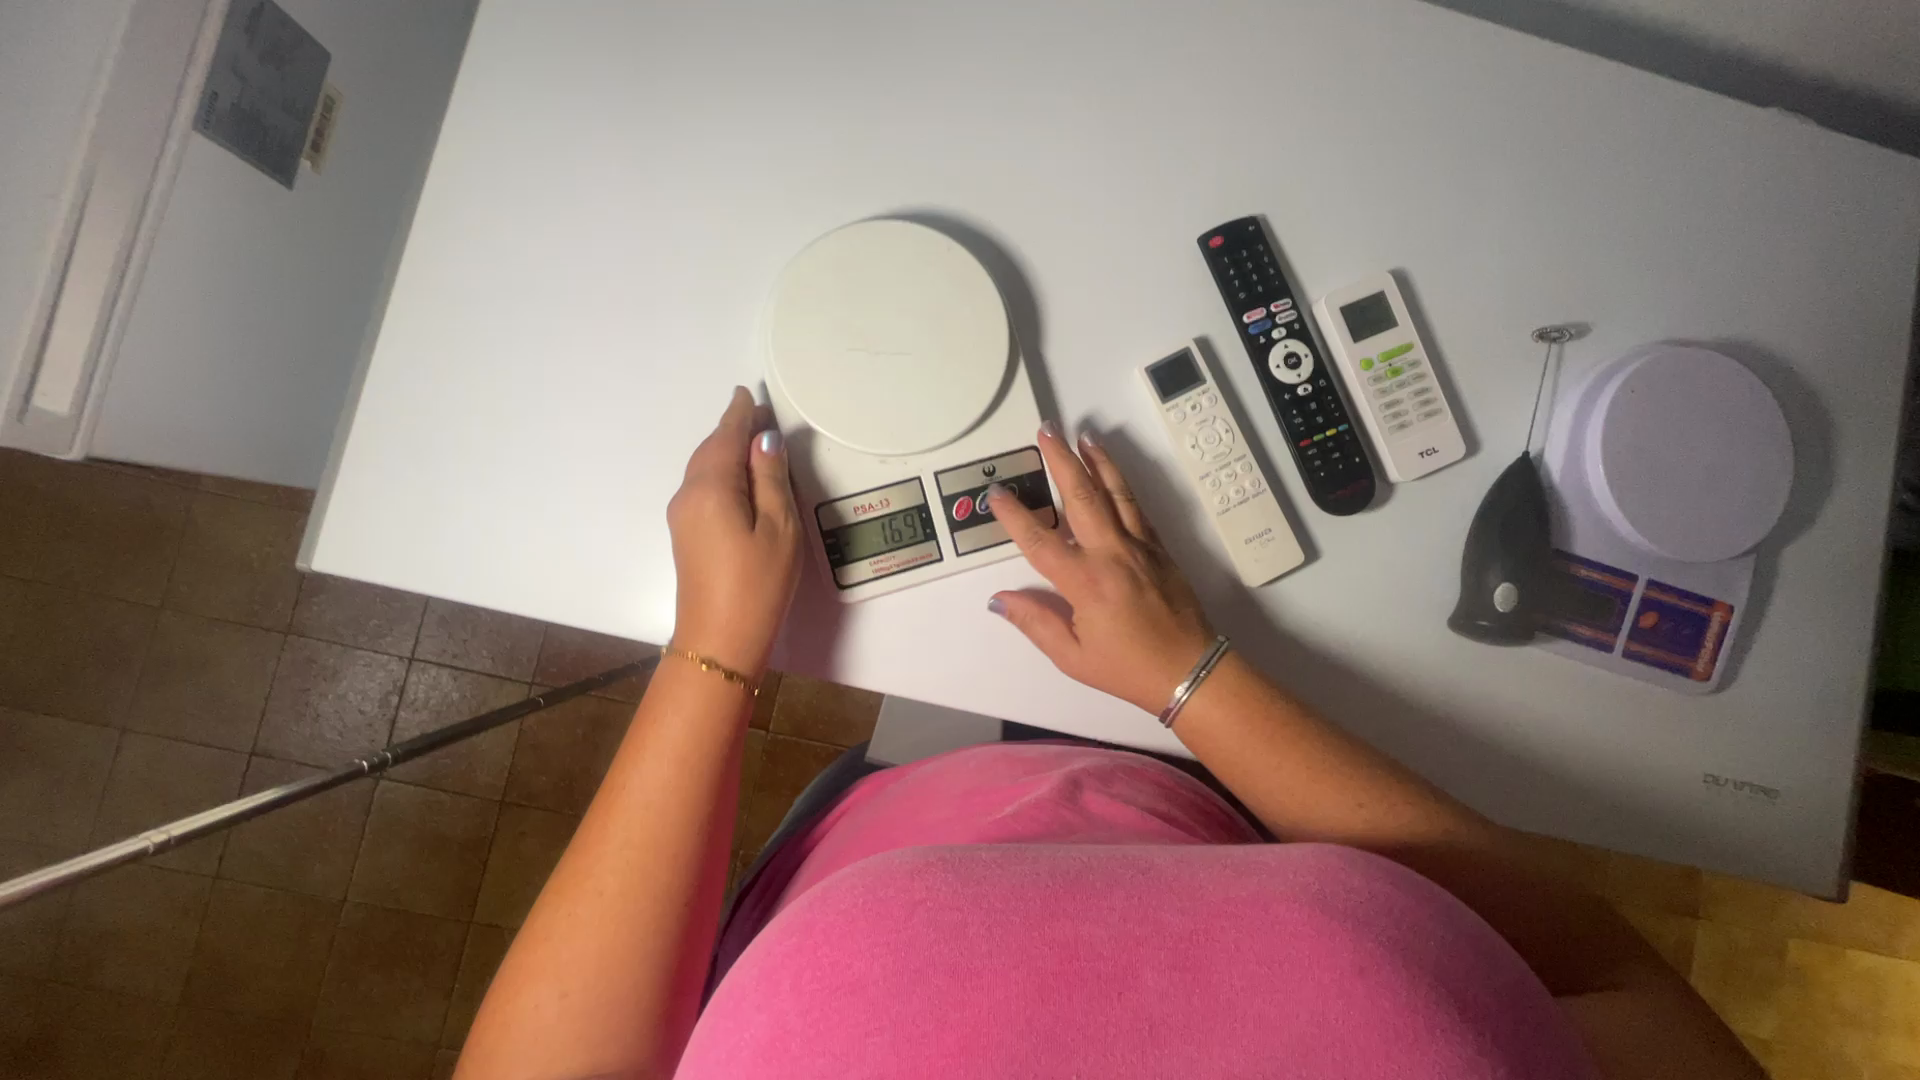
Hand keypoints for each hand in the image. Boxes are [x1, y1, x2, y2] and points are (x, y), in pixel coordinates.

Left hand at [666, 387, 800, 674]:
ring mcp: (683, 517)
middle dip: (733, 430)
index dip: (740, 414)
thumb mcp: (779, 528)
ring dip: (727, 452)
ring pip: (704, 470)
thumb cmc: (757, 584)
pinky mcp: (686, 535)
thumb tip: (764, 441)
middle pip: (710, 450)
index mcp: (711, 489)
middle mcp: (688, 496)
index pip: (725, 437)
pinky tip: (741, 479)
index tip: (748, 393)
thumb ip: (771, 479)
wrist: (720, 640)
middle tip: (761, 416)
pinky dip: (722, 473)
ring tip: (757, 443)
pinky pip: (703, 489)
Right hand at [986, 423, 1214, 713]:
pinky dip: (1121, 484)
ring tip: (1082, 436)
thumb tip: (1000, 599)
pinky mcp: (1159, 548)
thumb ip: (1035, 622)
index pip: (1039, 540)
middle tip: (1046, 431)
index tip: (996, 494)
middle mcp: (1112, 554)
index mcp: (1085, 582)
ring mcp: (1139, 547)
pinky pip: (1136, 507)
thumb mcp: (1072, 657)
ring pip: (1115, 492)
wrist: (1191, 669)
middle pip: (1081, 495)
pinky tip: (1112, 472)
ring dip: (1097, 461)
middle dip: (1060, 460)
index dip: (1014, 515)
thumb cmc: (1129, 668)